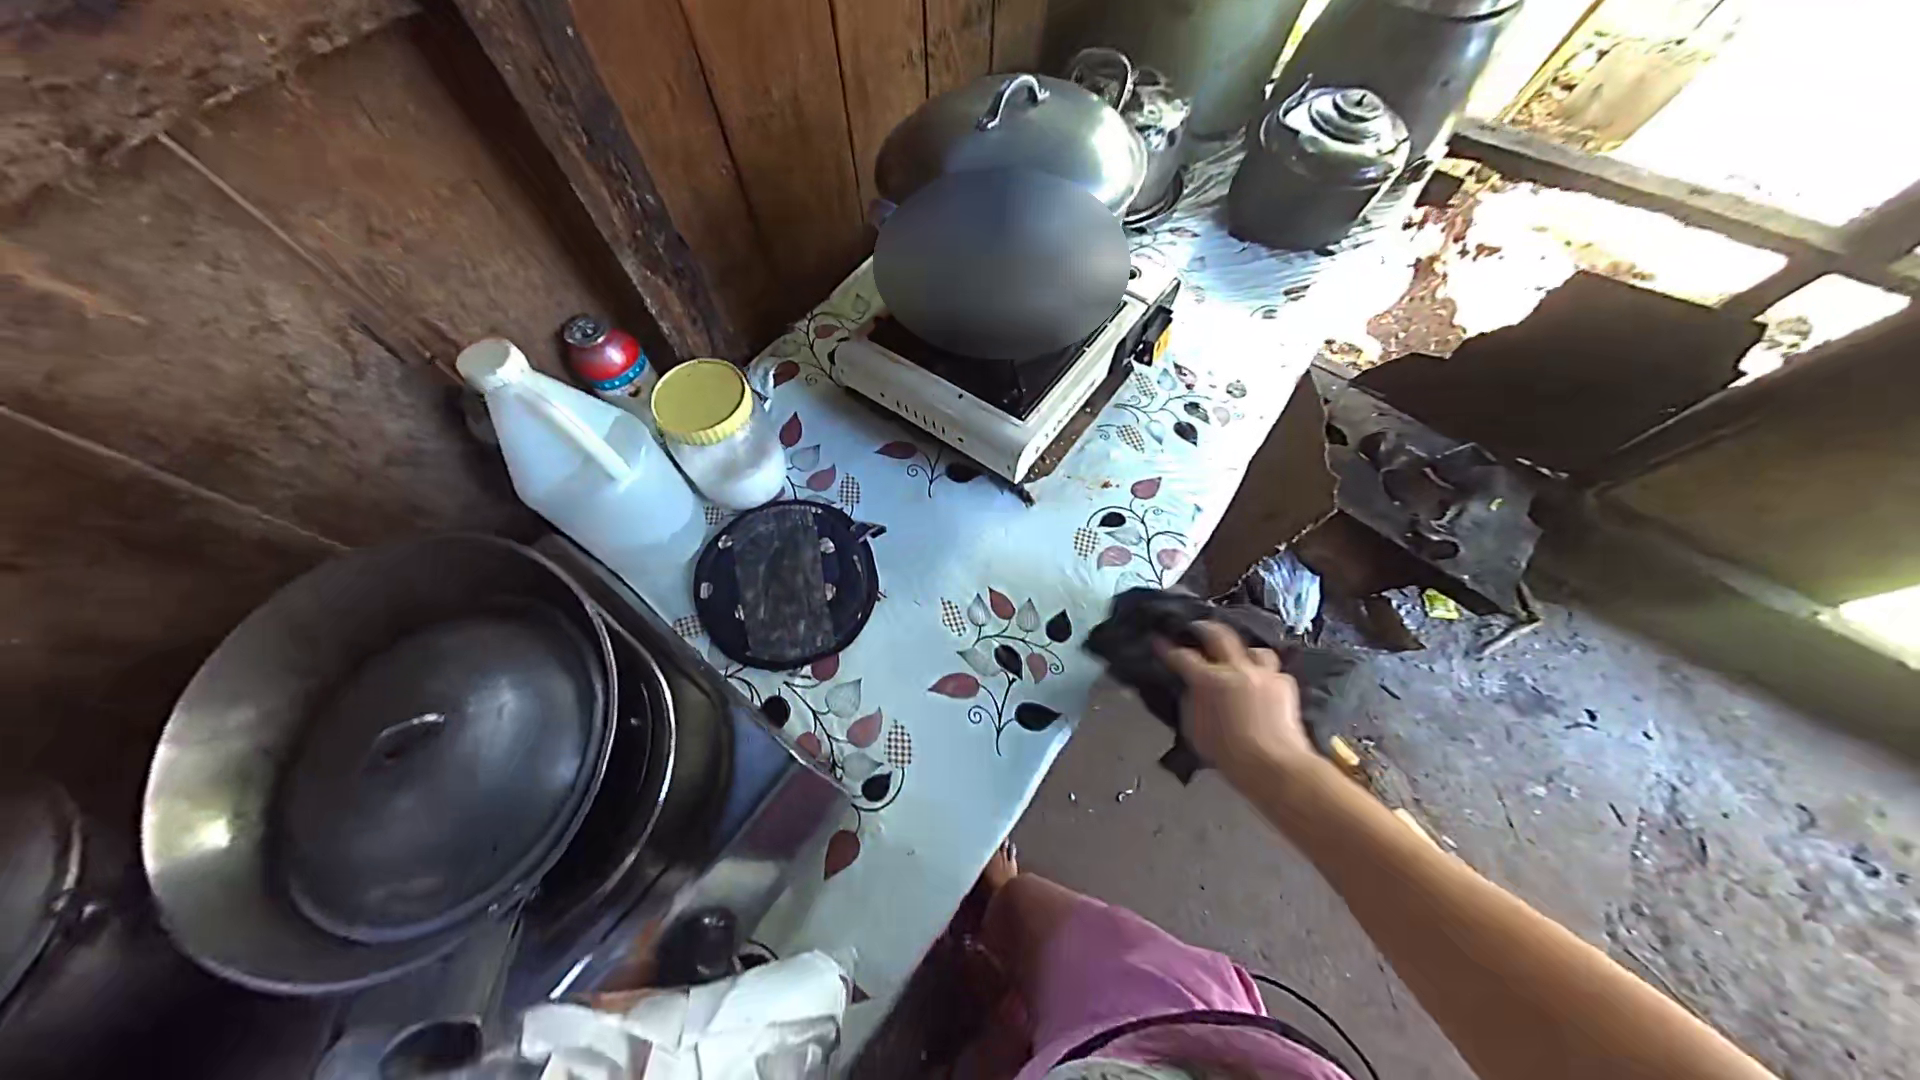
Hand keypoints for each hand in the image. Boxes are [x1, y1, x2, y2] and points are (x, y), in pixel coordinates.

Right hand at [1156, 622, 1311, 782]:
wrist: (1274, 766)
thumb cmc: (1227, 753)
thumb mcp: (1193, 728)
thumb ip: (1191, 702)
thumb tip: (1192, 690)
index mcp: (1208, 679)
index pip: (1181, 657)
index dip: (1166, 648)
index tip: (1158, 641)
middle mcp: (1236, 669)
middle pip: (1219, 635)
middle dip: (1204, 628)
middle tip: (1196, 627)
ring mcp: (1264, 675)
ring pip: (1254, 650)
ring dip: (1244, 652)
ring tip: (1239, 658)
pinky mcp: (1285, 686)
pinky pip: (1273, 672)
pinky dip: (1265, 676)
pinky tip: (1262, 685)